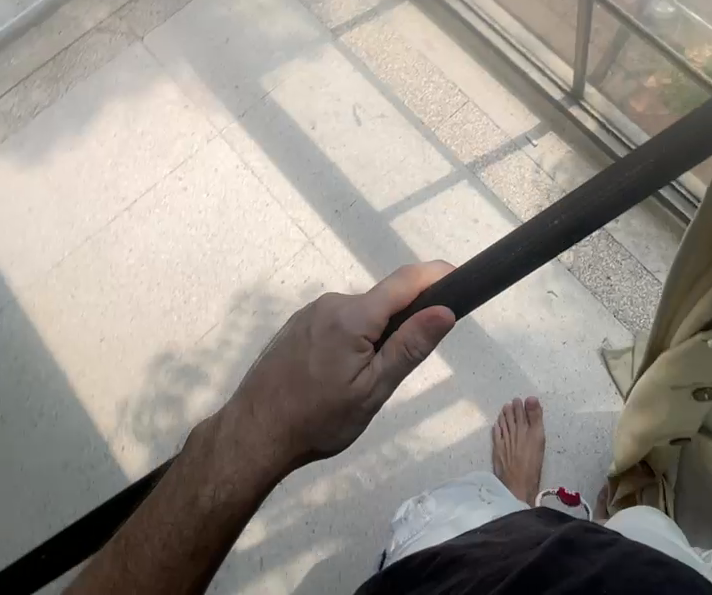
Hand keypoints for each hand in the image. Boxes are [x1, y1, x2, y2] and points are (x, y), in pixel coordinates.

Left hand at [213, 261, 457, 481]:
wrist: (251, 436)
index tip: (460, 277)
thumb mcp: (372, 391)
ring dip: (373, 334)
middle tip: (400, 368)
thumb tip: (445, 310)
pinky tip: (337, 376)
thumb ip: (409, 348)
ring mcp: (311, 312)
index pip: (405, 281)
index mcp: (354, 315)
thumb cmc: (317, 419)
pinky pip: (338, 322)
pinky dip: (351, 338)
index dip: (436, 274)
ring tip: (361, 382)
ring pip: (360, 314)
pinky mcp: (298, 325)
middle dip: (402, 321)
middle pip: (383, 300)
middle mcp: (332, 302)